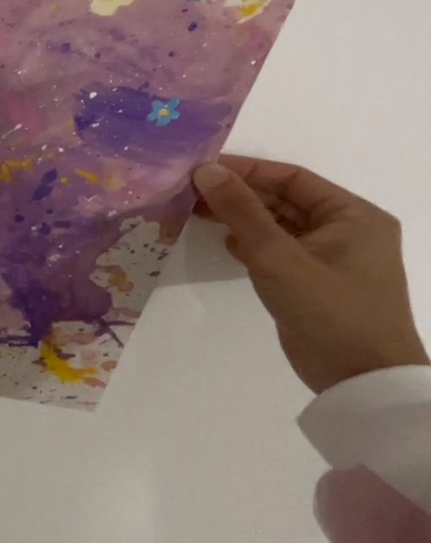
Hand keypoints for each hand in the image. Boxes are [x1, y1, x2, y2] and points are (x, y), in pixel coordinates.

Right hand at [192, 154, 426, 393]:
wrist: (357, 374)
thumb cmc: (327, 306)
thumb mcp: (276, 253)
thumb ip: (240, 209)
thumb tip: (206, 170)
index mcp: (353, 216)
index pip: (291, 178)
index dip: (244, 170)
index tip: (196, 169)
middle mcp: (345, 229)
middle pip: (281, 198)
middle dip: (235, 193)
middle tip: (184, 190)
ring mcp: (328, 254)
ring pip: (274, 222)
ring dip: (236, 216)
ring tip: (191, 211)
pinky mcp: (309, 276)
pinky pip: (273, 244)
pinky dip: (245, 238)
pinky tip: (219, 240)